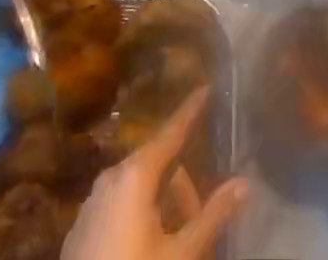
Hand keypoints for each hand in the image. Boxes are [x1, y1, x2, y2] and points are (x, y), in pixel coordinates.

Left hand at [61, 88, 247, 259]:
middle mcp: (111, 176)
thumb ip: (213, 215)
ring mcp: (93, 201)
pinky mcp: (82, 226)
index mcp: (135, 175)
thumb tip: (245, 183)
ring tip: (178, 240)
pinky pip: (120, 205)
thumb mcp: (181, 254)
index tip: (206, 86)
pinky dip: (141, 215)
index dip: (191, 109)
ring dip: (164, 205)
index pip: (172, 131)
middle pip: (158, 165)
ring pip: (140, 187)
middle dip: (183, 187)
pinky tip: (149, 248)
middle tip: (201, 220)